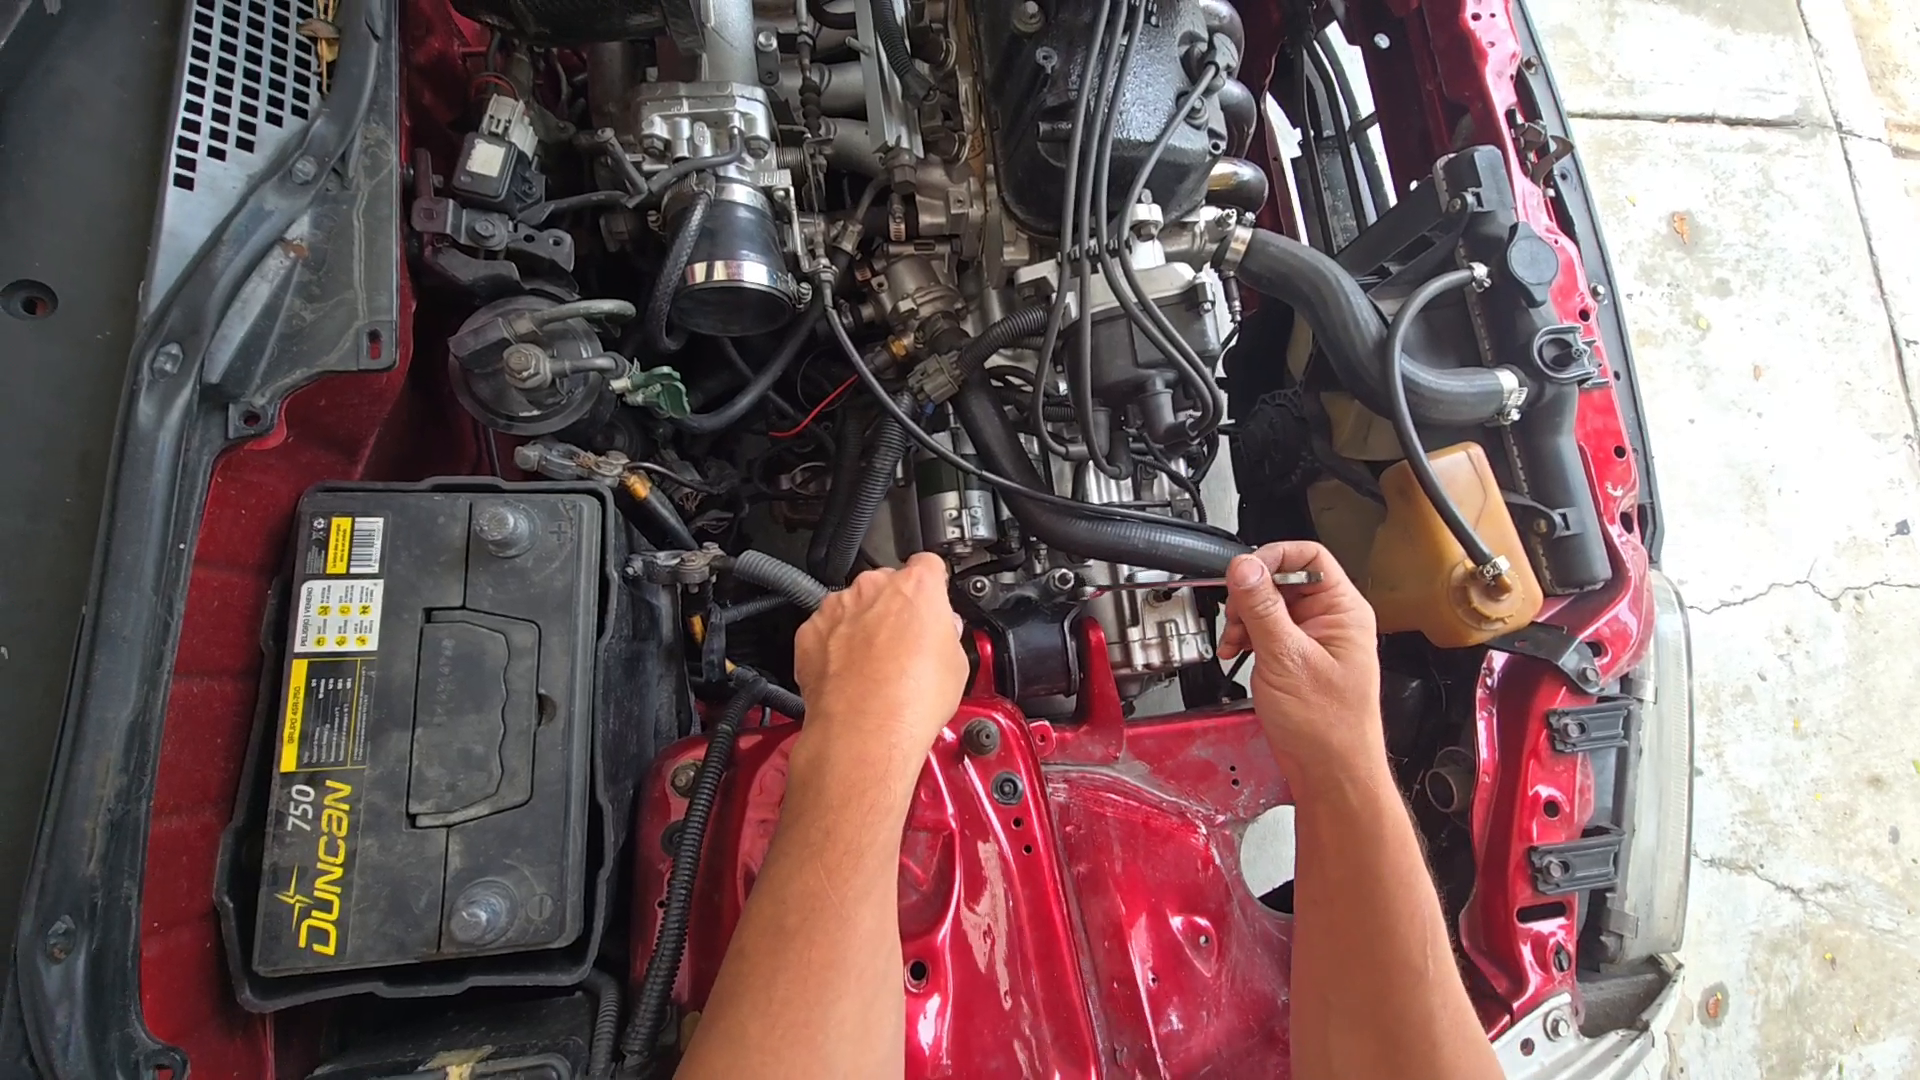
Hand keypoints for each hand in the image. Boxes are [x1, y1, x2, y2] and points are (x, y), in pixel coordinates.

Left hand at [792, 553, 969, 781]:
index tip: (933, 603)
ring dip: (864, 626)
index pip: (928, 566)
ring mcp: (838, 607)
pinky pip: (826, 630)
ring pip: (855, 606)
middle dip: (896, 609)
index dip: (933, 586)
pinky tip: (851, 675)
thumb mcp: (957, 664)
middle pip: (888, 584)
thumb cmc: (911, 700)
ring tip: (876, 667)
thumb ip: (948, 634)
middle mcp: (873, 587)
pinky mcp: (811, 632)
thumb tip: (943, 635)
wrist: (865, 732)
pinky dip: (835, 645)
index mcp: (916, 586)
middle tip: (906, 646)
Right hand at [1219, 542, 1384, 783]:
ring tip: (1234, 642)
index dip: (1272, 558)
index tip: (1243, 575)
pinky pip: (1264, 629)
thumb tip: (1244, 567)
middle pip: (1282, 579)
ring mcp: (1312, 637)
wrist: (1329, 773)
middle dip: (1249, 596)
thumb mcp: (1285, 658)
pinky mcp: (1294, 655)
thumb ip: (1262, 608)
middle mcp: (1329, 619)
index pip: (1308, 556)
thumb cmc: (1326, 727)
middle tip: (1236, 617)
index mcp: (1342, 611)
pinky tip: (1235, 652)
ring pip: (1268, 604)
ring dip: (1242, 619)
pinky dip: (1244, 637)